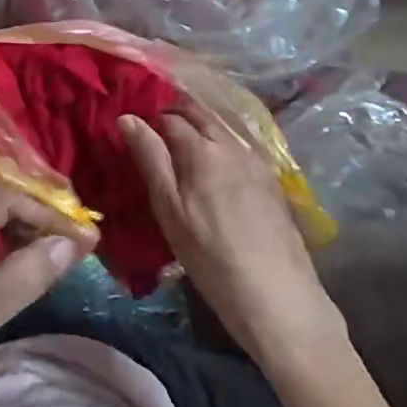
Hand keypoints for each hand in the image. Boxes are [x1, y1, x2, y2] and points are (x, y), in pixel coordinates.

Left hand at [0, 180, 97, 406]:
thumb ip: (22, 277)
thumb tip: (73, 244)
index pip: (2, 198)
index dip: (48, 214)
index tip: (87, 238)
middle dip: (44, 213)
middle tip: (84, 236)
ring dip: (32, 223)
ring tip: (67, 245)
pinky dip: (15, 236)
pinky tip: (36, 252)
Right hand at [120, 108, 343, 363]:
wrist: (277, 296)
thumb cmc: (211, 256)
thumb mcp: (169, 210)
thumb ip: (150, 159)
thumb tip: (128, 118)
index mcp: (203, 149)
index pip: (170, 116)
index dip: (149, 115)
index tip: (132, 124)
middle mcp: (233, 144)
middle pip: (200, 112)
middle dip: (175, 110)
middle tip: (152, 125)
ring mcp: (257, 160)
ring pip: (222, 126)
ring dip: (198, 122)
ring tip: (178, 139)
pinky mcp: (271, 179)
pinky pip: (239, 144)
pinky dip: (219, 140)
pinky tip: (213, 160)